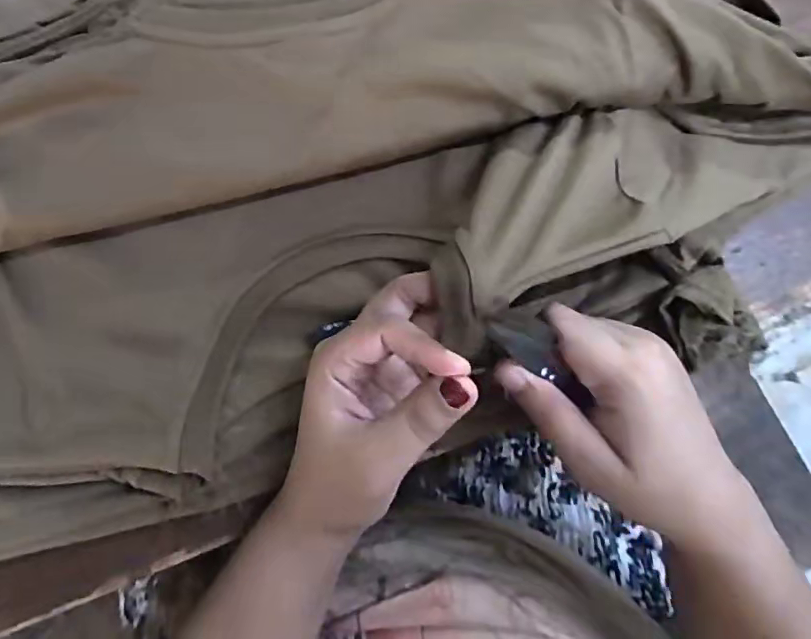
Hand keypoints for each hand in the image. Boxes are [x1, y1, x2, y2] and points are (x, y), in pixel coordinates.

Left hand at [275, 271, 478, 538]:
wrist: (325, 519)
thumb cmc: (339, 487)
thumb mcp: (381, 457)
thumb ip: (422, 417)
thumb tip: (468, 383)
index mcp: (338, 358)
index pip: (385, 329)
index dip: (424, 343)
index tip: (461, 367)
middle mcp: (357, 348)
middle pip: (395, 301)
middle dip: (432, 291)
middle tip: (475, 293)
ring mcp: (379, 360)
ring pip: (414, 317)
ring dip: (446, 313)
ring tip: (485, 312)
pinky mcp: (398, 378)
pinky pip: (427, 348)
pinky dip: (451, 342)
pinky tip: (480, 342)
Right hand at [495, 304, 748, 543]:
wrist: (712, 502)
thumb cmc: (647, 489)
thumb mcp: (589, 462)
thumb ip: (547, 410)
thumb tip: (504, 367)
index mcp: (625, 367)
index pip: (559, 320)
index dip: (533, 341)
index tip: (528, 377)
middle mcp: (641, 340)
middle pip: (571, 321)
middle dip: (552, 350)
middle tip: (558, 398)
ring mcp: (654, 339)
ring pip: (586, 323)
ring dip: (573, 351)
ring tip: (583, 399)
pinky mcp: (658, 345)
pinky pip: (607, 331)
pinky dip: (593, 352)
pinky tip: (603, 391)